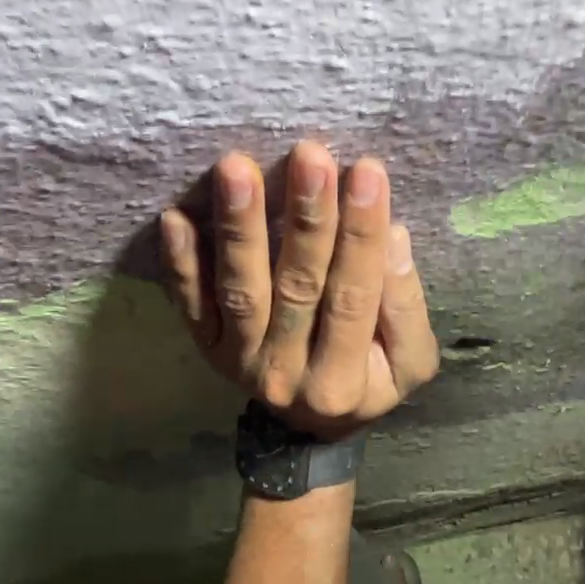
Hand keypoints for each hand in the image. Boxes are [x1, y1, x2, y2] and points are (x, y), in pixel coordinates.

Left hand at [159, 141, 439, 438]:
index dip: (361, 237)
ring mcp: (239, 360)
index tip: (368, 173)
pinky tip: (176, 218)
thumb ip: (406, 310)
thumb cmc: (368, 382)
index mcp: (341, 381)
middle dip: (306, 220)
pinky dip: (181, 263)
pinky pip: (190, 305)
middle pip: (297, 288)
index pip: (354, 299)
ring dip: (239, 229)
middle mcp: (285, 375)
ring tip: (237, 170)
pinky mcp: (207, 346)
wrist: (309, 427)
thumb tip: (393, 238)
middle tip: (310, 156)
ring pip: (241, 292)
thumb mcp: (409, 365)